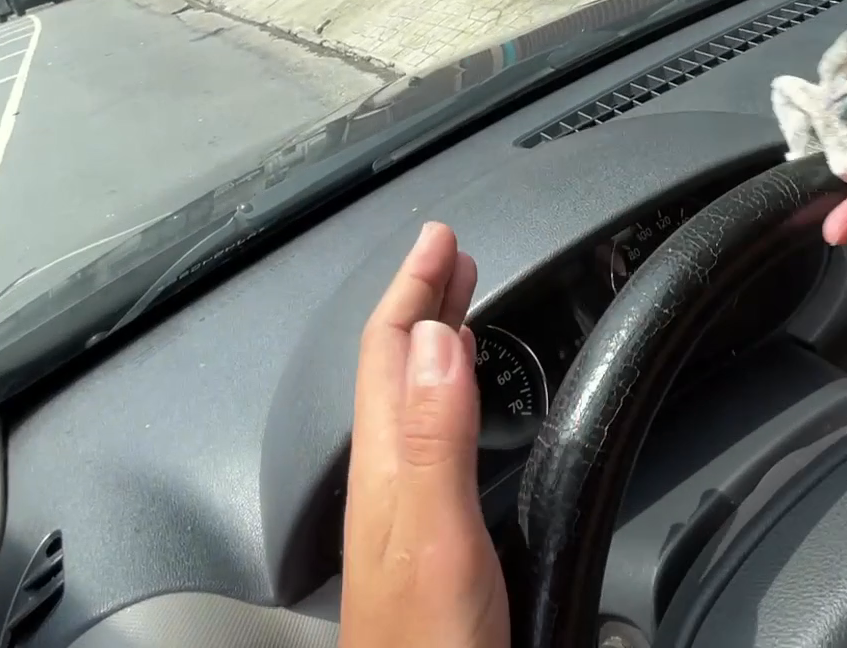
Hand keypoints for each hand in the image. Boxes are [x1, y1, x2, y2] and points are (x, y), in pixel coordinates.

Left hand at [341, 223, 507, 647]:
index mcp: (388, 459)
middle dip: (423, 293)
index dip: (414, 285)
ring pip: (414, 381)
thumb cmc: (432, 637)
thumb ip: (435, 436)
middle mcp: (389, 464)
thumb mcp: (438, 534)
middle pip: (399, 356)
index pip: (392, 348)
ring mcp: (405, 487)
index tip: (440, 237)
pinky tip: (459, 373)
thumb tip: (438, 339)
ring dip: (434, 325)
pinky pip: (431, 413)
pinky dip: (447, 371)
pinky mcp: (428, 507)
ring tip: (455, 292)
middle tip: (449, 249)